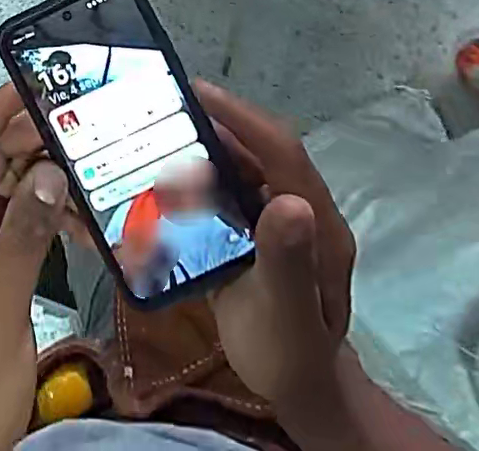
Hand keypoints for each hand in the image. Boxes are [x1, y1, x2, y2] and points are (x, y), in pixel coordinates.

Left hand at [0, 84, 69, 450]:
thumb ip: (22, 235)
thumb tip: (50, 172)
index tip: (28, 83)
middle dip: (31, 144)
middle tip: (75, 128)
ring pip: (11, 189)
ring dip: (46, 180)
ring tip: (86, 168)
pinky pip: (23, 220)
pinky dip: (50, 215)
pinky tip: (80, 218)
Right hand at [192, 79, 356, 405]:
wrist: (297, 388)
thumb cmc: (291, 354)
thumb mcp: (288, 315)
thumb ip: (289, 262)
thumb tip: (291, 202)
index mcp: (317, 220)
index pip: (282, 152)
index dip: (243, 117)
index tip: (199, 92)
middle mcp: (300, 207)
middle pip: (258, 150)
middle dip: (216, 125)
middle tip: (166, 110)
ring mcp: (279, 216)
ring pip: (242, 166)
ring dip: (205, 148)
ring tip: (161, 137)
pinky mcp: (258, 227)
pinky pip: (230, 188)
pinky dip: (200, 176)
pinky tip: (170, 177)